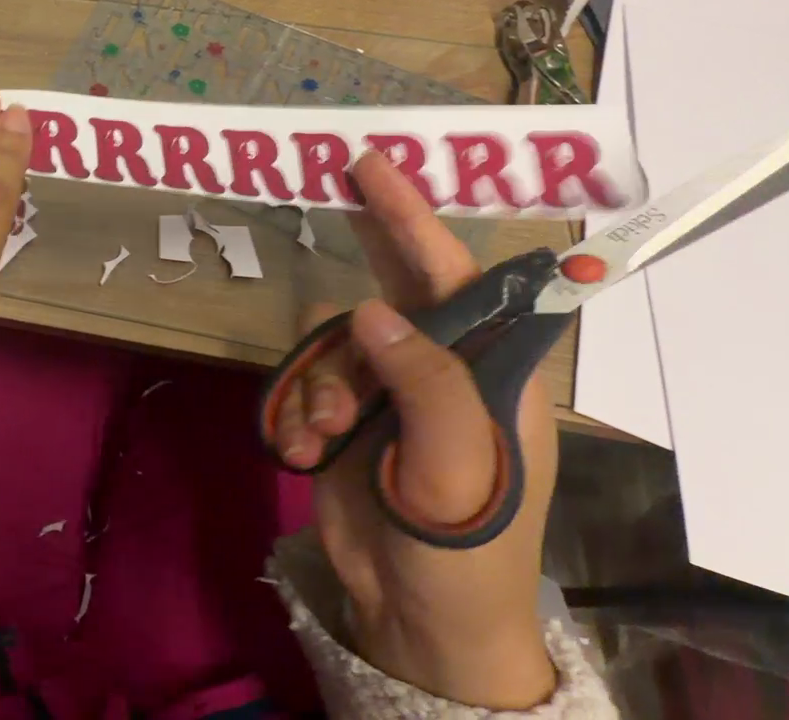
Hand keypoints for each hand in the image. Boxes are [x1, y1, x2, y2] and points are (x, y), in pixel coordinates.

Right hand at [274, 152, 558, 708]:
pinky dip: (293, 412)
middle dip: (367, 252)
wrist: (413, 618)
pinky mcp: (344, 420)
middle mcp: (443, 374)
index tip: (377, 170)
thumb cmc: (461, 549)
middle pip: (399, 291)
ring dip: (318, 383)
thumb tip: (372, 308)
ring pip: (333, 345)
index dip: (421, 221)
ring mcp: (389, 396)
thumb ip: (426, 385)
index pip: (463, 281)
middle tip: (332, 186)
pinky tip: (299, 448)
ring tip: (321, 434)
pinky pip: (304, 385)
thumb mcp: (455, 470)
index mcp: (495, 377)